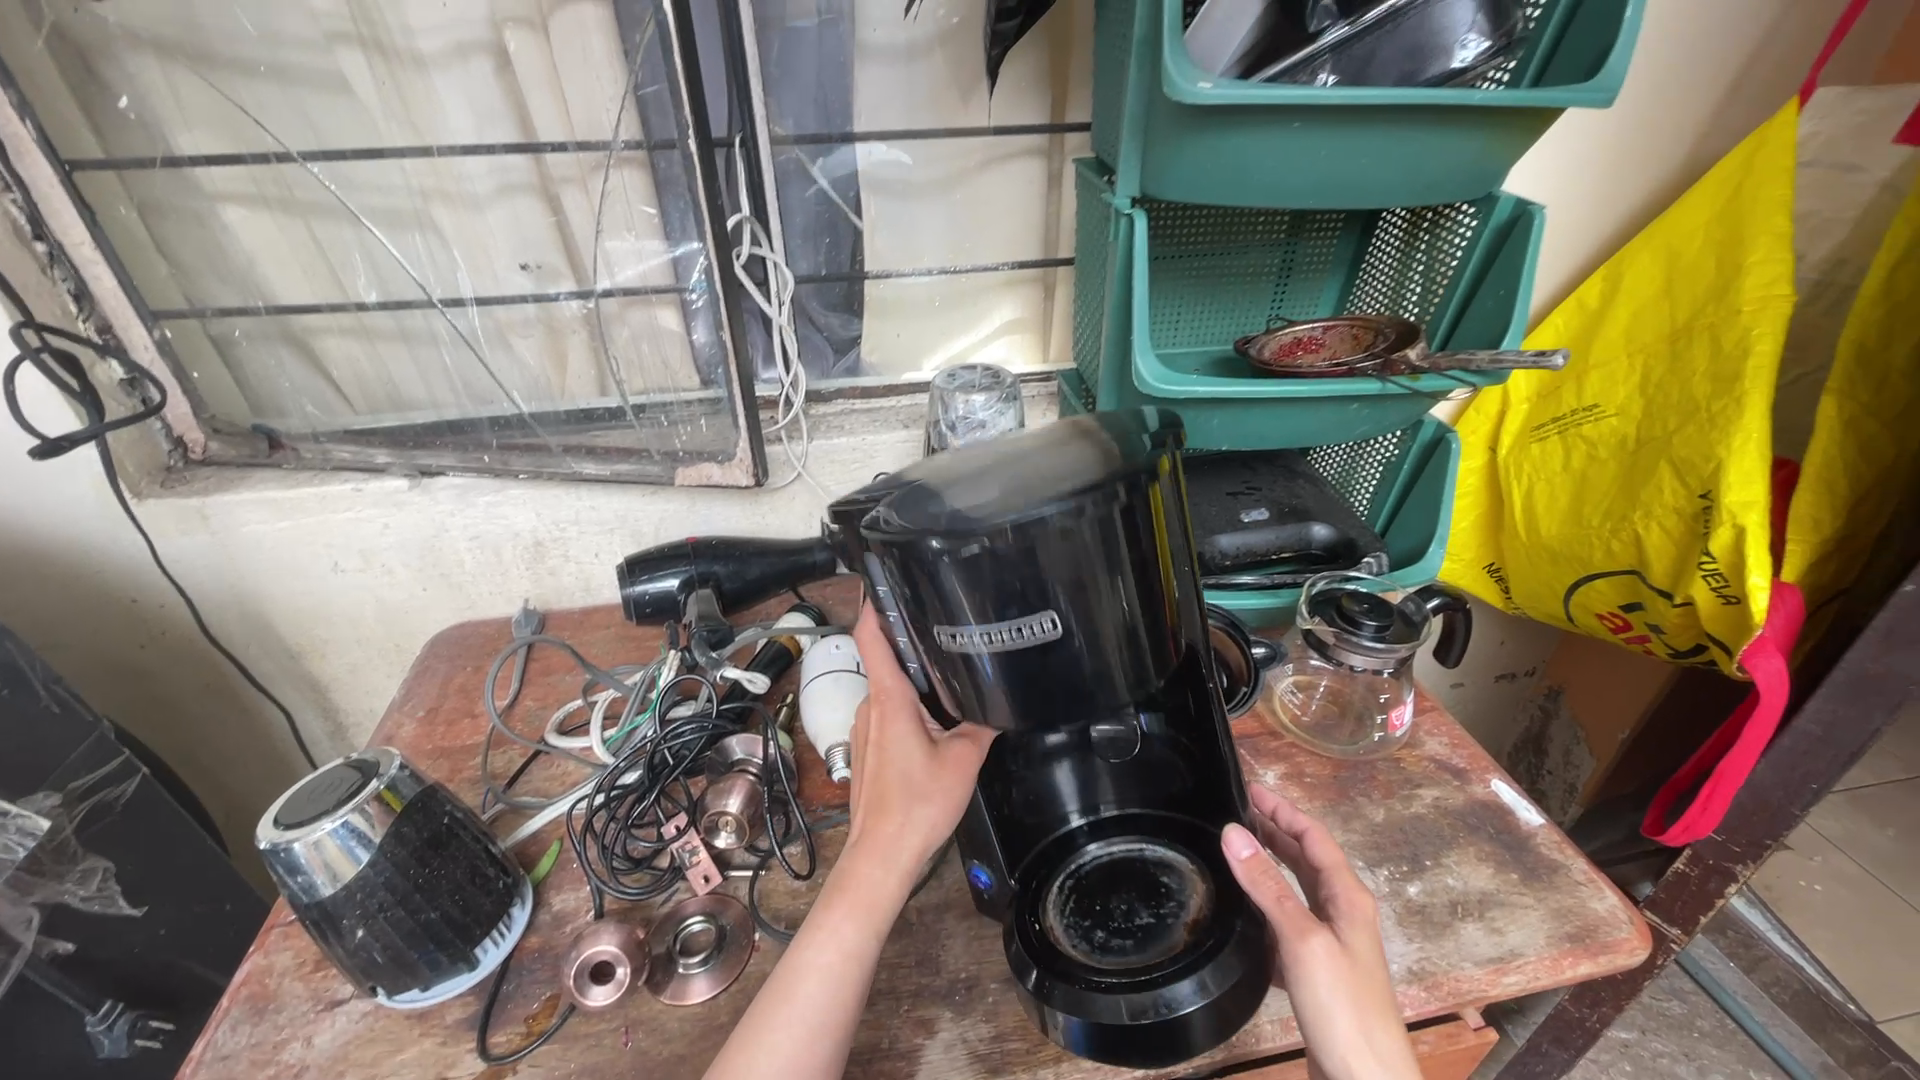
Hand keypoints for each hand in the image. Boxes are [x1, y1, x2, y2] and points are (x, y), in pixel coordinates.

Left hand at [843, 604, 996, 884]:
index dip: (876, 605)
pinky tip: (935, 724)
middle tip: (947, 633)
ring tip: (950, 681)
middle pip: (886, 662)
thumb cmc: (918, 806)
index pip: (871, 637)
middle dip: (915, 649)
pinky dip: (908, 711)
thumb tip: (999, 706)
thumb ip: (982, 724)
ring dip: (915, 686)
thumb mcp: (964, 759)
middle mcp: (869, 706)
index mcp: (889, 698)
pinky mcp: (866, 749)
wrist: (882, 855)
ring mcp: (863, 728)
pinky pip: (886, 715)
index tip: (887, 582)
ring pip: (889, 692)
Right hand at [1222, 783, 1419, 1079]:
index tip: (1248, 789)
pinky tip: (1240, 910)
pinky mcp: (1315, 970)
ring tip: (1231, 849)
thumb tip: (1232, 831)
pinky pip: (1286, 923)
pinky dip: (1264, 906)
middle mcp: (1342, 913)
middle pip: (1306, 859)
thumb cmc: (1342, 1005)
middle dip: (1274, 831)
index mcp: (1348, 897)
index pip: (1314, 837)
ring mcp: (1330, 943)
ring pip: (1295, 890)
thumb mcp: (1301, 939)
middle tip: (1233, 811)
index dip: (1283, 810)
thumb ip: (1267, 885)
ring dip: (1268, 866)